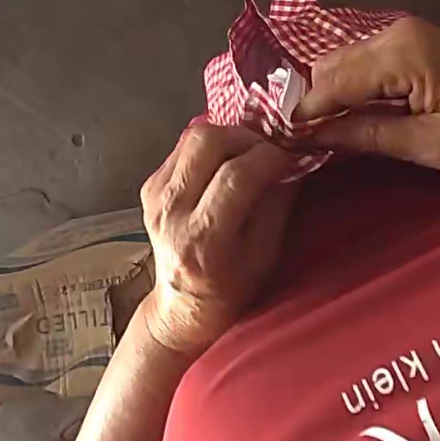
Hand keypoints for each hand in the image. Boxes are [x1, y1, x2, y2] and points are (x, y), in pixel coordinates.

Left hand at [139, 123, 297, 355]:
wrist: (182, 303)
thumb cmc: (231, 286)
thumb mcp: (265, 254)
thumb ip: (276, 203)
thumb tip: (291, 159)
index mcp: (204, 237)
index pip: (236, 177)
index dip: (268, 156)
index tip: (290, 153)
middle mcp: (172, 211)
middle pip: (207, 142)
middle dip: (245, 136)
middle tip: (267, 147)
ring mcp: (155, 195)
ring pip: (192, 137)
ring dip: (227, 136)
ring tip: (248, 152)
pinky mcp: (149, 185)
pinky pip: (182, 147)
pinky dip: (209, 147)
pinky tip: (224, 162)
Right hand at [294, 17, 439, 172]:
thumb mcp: (437, 145)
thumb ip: (373, 135)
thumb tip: (317, 134)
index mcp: (401, 54)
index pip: (330, 82)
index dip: (304, 113)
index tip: (281, 141)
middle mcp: (394, 32)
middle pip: (328, 65)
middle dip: (311, 102)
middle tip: (300, 141)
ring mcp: (403, 31)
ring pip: (341, 61)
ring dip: (328, 94)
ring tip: (319, 131)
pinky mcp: (412, 40)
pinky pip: (362, 61)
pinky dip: (349, 86)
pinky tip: (349, 113)